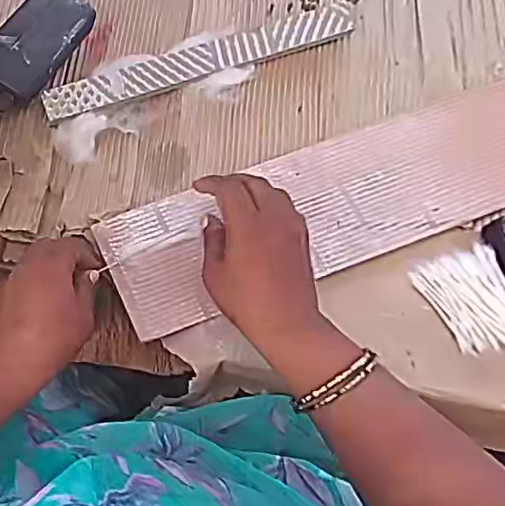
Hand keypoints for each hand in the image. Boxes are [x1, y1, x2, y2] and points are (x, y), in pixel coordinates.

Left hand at [0, 236, 98, 391]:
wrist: (11, 362)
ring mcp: (14, 277)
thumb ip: (87, 289)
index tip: (97, 269)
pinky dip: (37, 281)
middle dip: (67, 256)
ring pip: (35, 260)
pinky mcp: (4, 293)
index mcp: (52, 262)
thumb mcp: (83, 315)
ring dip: (51, 268)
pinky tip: (47, 303)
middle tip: (82, 274)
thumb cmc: (52, 338)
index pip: (73, 244)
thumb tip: (86, 277)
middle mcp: (29, 263)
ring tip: (66, 290)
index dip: (89, 255)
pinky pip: (25, 277)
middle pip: (50, 246)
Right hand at [195, 174, 331, 347]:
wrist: (286, 324)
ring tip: (238, 197)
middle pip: (253, 183)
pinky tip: (259, 214)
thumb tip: (212, 225)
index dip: (212, 183)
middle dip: (232, 181)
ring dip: (253, 189)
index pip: (229, 188)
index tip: (203, 186)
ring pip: (272, 191)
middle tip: (217, 187)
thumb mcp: (215, 273)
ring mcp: (292, 228)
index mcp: (249, 225)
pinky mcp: (301, 238)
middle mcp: (274, 221)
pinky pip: (285, 206)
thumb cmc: (253, 305)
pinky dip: (269, 202)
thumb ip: (212, 241)